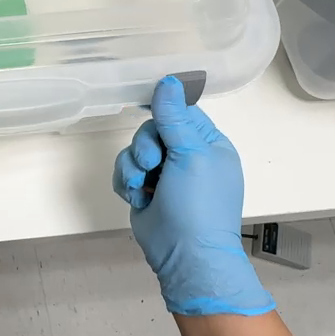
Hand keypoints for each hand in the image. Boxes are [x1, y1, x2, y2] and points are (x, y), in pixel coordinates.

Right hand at [111, 76, 272, 316]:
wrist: (185, 256)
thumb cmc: (198, 204)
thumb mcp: (190, 155)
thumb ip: (174, 117)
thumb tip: (170, 80)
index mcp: (208, 145)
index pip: (182, 113)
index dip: (163, 111)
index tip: (145, 110)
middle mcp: (187, 157)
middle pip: (152, 130)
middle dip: (144, 146)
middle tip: (151, 164)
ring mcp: (165, 176)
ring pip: (134, 151)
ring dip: (132, 167)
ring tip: (141, 187)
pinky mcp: (145, 192)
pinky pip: (125, 172)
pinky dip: (126, 183)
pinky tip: (135, 197)